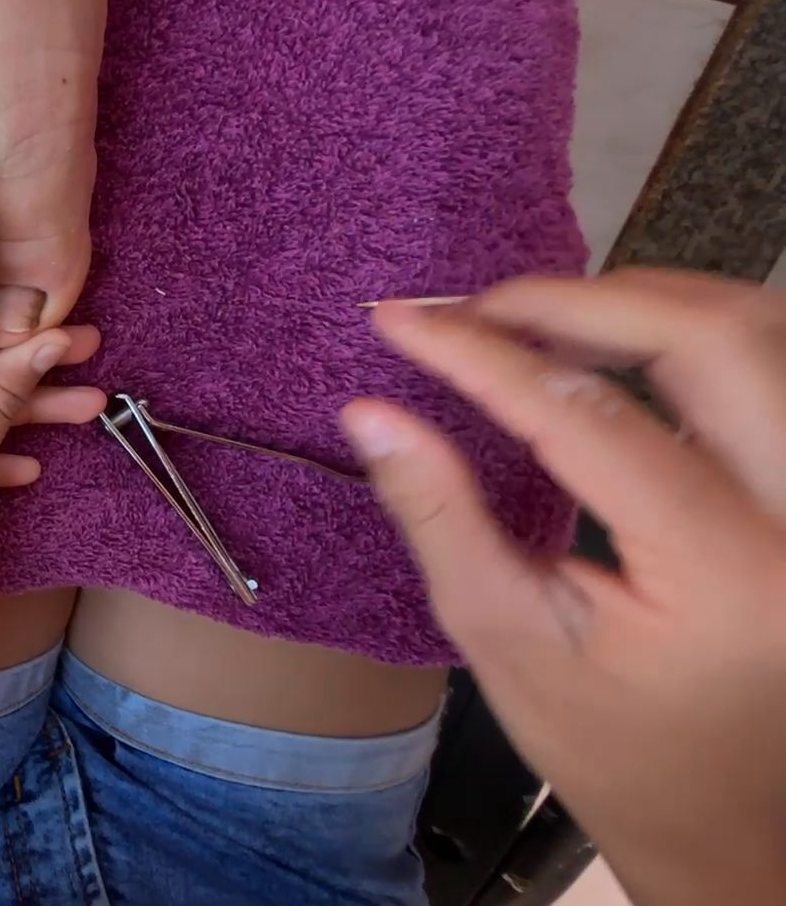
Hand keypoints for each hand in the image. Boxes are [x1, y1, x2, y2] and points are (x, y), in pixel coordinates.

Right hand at [341, 270, 785, 905]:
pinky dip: (688, 328)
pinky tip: (609, 341)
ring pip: (766, 334)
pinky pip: (776, 366)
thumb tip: (368, 413)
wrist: (740, 812)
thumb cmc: (602, 733)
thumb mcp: (495, 631)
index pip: (585, 417)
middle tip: (467, 307)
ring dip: (636, 302)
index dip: (477, 355)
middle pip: (716, 341)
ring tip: (524, 314)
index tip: (397, 321)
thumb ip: (436, 513)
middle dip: (570, 301)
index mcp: (725, 571)